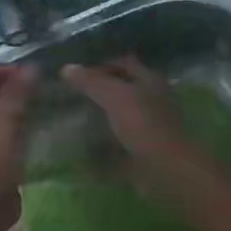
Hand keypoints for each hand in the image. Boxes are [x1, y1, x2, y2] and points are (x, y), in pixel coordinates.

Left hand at [0, 64, 36, 230]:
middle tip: (45, 90)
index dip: (6, 69)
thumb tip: (31, 66)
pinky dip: (20, 137)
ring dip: (18, 113)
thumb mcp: (6, 120)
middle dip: (13, 90)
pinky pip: (6, 144)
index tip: (36, 73)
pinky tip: (38, 140)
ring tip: (46, 112)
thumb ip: (18, 92)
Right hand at [61, 56, 186, 159]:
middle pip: (125, 89)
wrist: (163, 166)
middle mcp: (154, 99)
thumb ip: (92, 81)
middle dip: (101, 91)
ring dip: (103, 116)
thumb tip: (67, 68)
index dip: (102, 65)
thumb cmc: (142, 123)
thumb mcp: (115, 96)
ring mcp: (150, 125)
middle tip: (73, 94)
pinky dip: (106, 142)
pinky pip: (122, 140)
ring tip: (76, 118)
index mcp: (151, 80)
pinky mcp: (145, 148)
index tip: (77, 74)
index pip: (125, 63)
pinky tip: (87, 144)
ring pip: (123, 114)